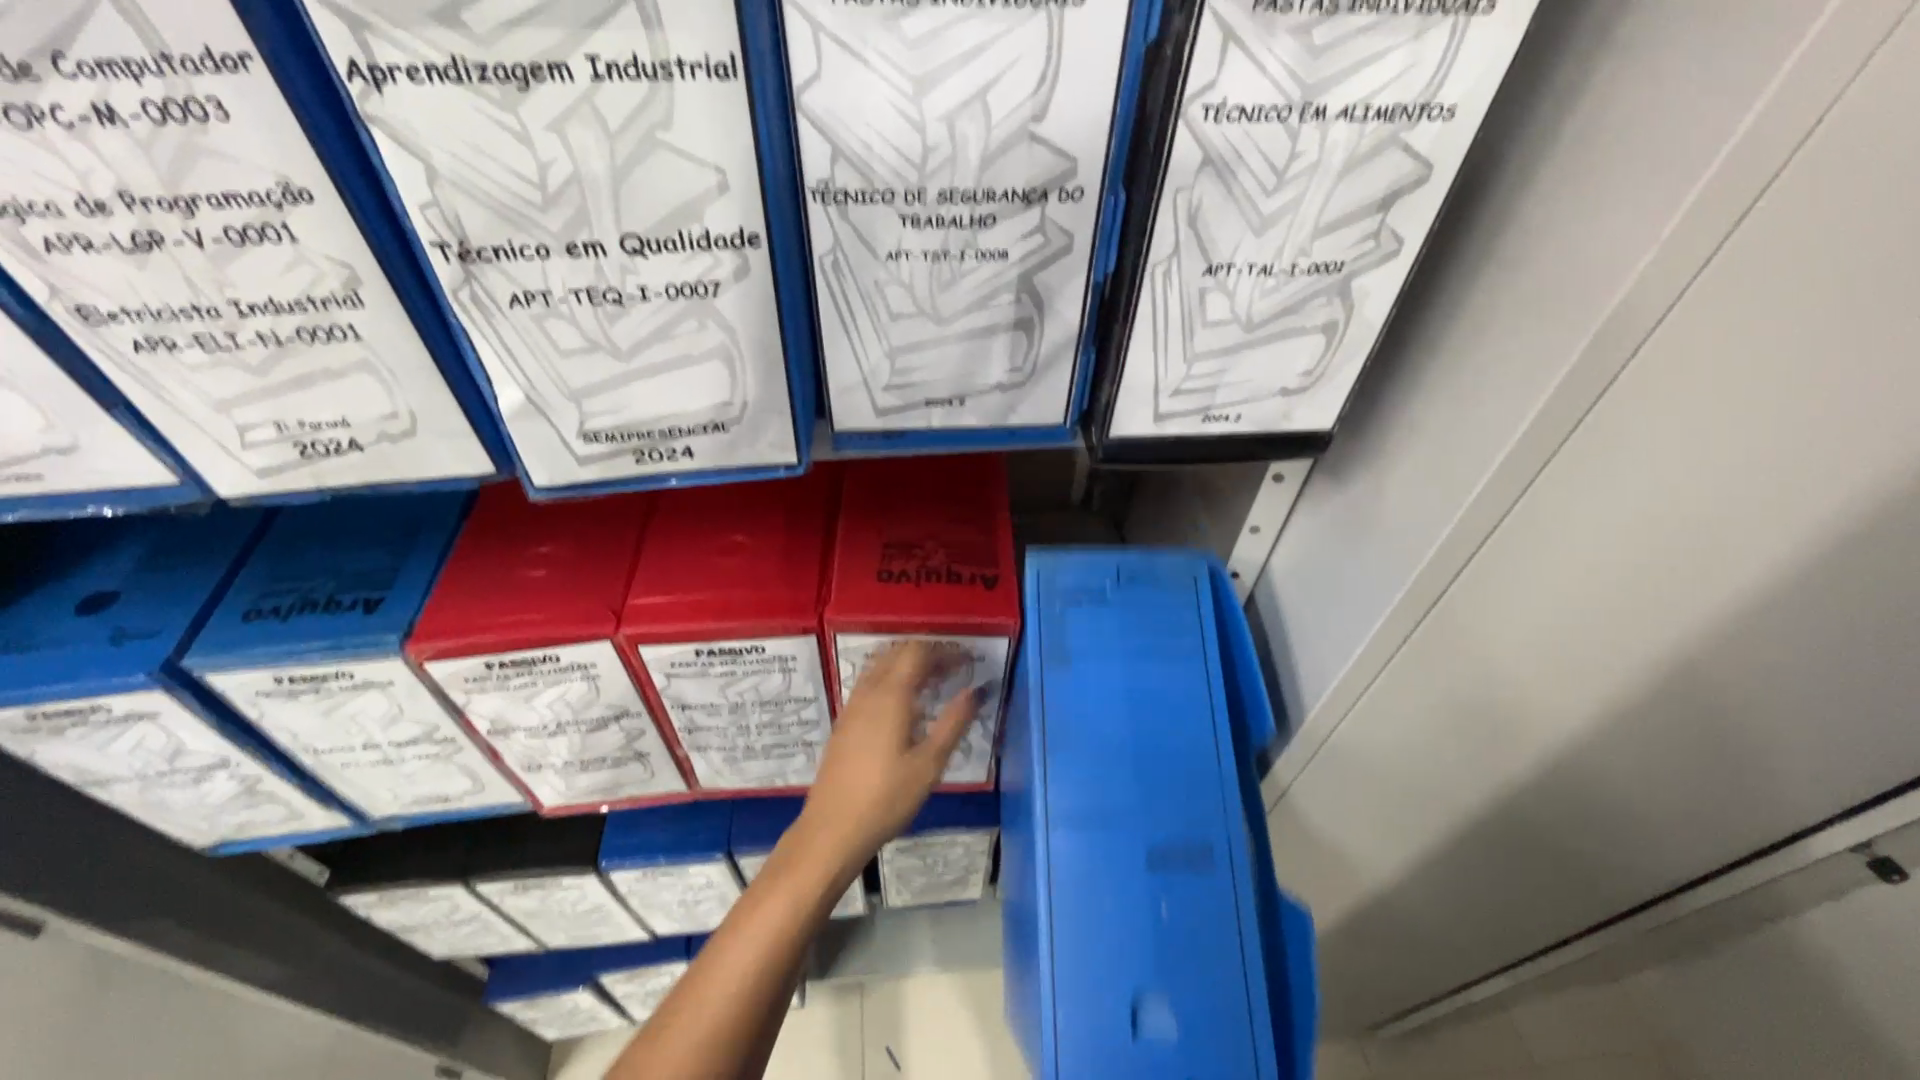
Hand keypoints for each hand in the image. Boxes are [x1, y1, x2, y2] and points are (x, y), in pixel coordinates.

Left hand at [796, 641, 981, 875]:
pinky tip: (907, 708)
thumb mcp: (929, 764)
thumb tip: (976, 691)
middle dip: (928, 654)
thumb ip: (954, 722)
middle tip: (955, 670)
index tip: (969, 661)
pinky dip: (893, 681)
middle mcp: (868, 691)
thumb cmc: (886, 798)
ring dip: (908, 666)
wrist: (832, 829)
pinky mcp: (844, 723)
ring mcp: (851, 706)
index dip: (945, 650)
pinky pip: (871, 684)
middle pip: (897, 653)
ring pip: (881, 667)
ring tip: (935, 685)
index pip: (918, 652)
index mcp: (890, 695)